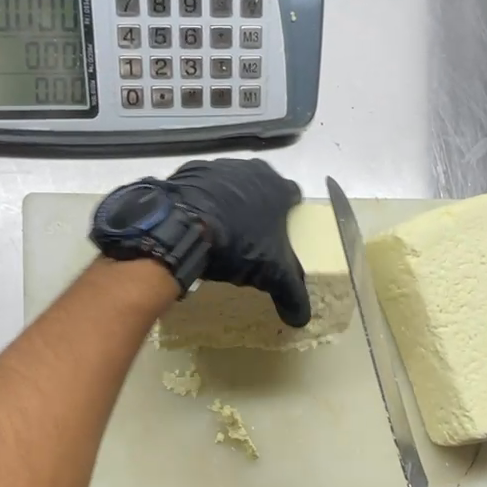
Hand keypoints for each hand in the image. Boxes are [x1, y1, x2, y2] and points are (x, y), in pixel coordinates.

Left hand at [164, 158, 309, 326]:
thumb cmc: (239, 243)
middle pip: (261, 188)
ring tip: (223, 231)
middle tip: (252, 234)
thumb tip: (302, 318)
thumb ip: (292, 294)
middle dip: (259, 207)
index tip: (283, 230)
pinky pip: (201, 188)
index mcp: (278, 188)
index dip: (290, 213)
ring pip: (232, 185)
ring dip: (231, 203)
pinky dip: (203, 202)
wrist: (184, 225)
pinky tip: (198, 222)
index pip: (293, 196)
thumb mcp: (272, 274)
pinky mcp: (188, 172)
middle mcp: (251, 170)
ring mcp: (218, 167)